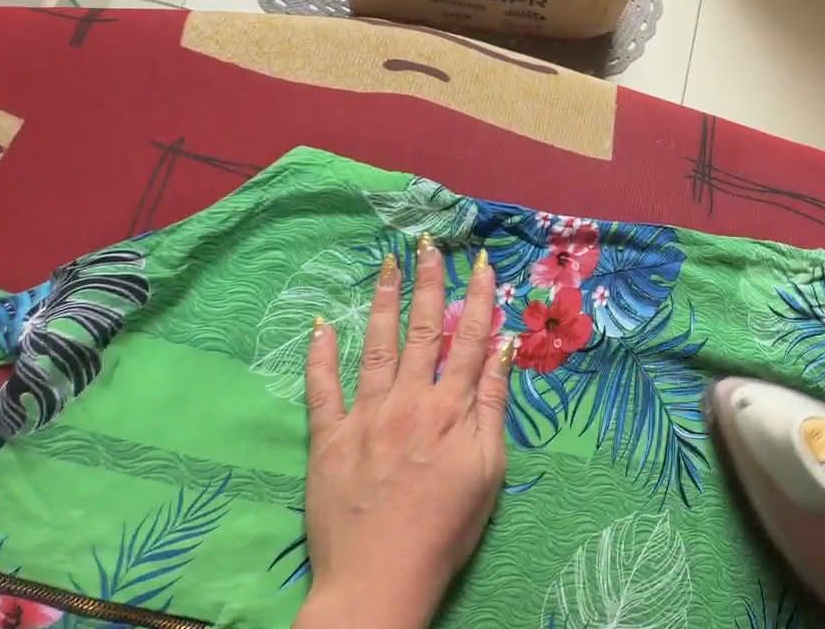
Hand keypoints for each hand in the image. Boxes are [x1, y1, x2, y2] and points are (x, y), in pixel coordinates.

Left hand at [292, 235, 512, 628]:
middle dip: (430, 282)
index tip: (481, 262)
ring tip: (388, 263)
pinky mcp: (327, 440)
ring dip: (385, 301)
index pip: (470, 339)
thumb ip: (493, 405)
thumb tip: (503, 348)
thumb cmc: (446, 527)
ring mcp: (364, 417)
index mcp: (451, 408)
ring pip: (378, 346)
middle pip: (425, 330)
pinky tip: (322, 324)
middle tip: (429, 243)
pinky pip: (322, 389)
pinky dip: (321, 355)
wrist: (379, 581)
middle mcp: (408, 401)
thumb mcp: (489, 468)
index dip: (478, 298)